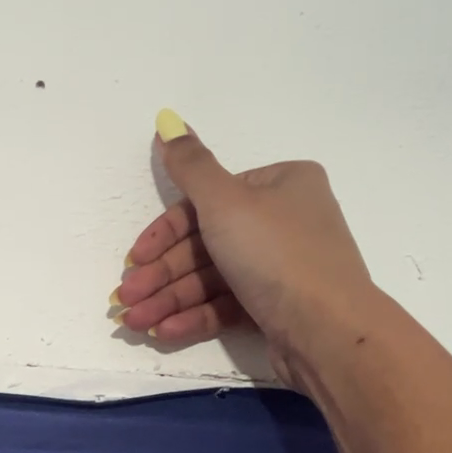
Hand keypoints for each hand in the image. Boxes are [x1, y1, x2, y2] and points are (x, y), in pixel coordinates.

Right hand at [113, 111, 381, 386]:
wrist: (327, 329)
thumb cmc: (275, 255)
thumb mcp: (225, 203)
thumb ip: (190, 167)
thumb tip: (166, 120)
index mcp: (280, 184)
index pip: (206, 203)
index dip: (163, 234)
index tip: (133, 261)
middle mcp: (282, 221)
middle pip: (203, 245)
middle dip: (160, 276)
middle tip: (124, 301)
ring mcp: (279, 267)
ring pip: (210, 279)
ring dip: (168, 301)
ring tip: (135, 323)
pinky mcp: (274, 306)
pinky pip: (225, 305)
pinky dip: (193, 316)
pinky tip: (164, 332)